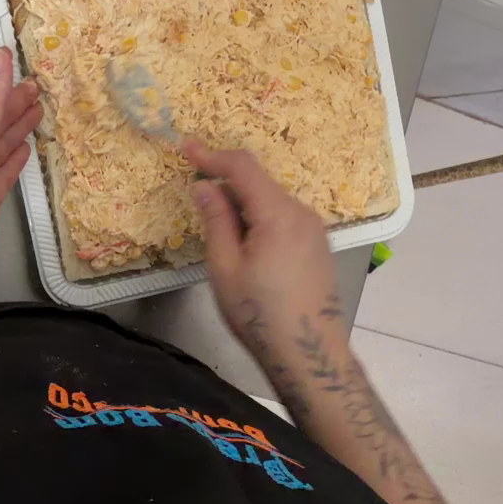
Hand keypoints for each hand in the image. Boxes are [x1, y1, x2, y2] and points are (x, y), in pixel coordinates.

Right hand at [185, 140, 342, 354]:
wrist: (309, 355)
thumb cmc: (260, 314)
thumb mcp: (225, 267)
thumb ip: (216, 220)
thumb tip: (205, 185)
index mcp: (278, 214)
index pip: (243, 167)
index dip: (212, 154)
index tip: (185, 148)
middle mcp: (302, 212)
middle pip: (258, 181)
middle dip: (225, 180)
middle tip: (195, 190)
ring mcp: (314, 229)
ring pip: (270, 199)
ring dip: (241, 201)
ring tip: (216, 225)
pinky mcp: (317, 244)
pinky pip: (283, 216)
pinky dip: (258, 216)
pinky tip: (243, 241)